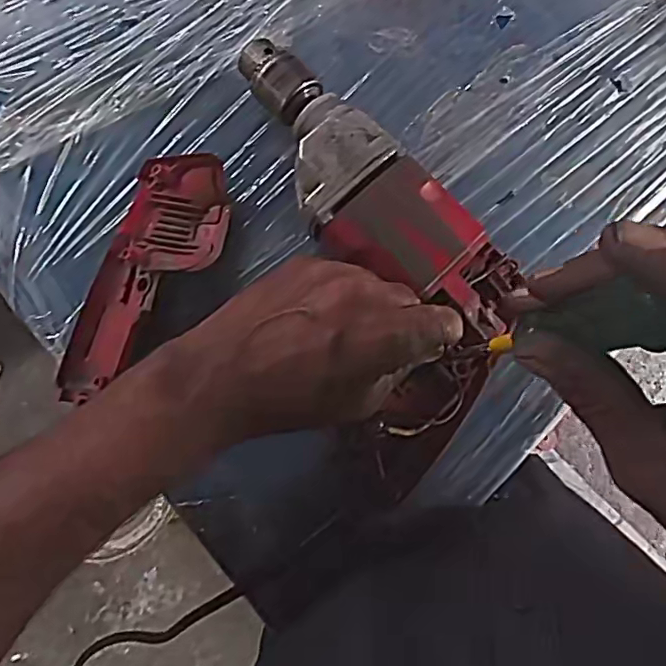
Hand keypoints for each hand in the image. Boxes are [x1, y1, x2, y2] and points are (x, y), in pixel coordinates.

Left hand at [146, 256, 463, 450]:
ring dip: (373, 303)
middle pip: (408, 298)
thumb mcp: (356, 403)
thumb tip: (410, 353)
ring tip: (344, 326)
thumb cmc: (290, 401)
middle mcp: (366, 292)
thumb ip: (394, 372)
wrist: (221, 371)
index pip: (438, 320)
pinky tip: (317, 313)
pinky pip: (343, 274)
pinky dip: (343, 292)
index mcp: (382, 332)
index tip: (441, 338)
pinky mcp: (308, 262)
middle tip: (386, 340)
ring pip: (376, 283)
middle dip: (405, 319)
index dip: (444, 331)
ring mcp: (335, 271)